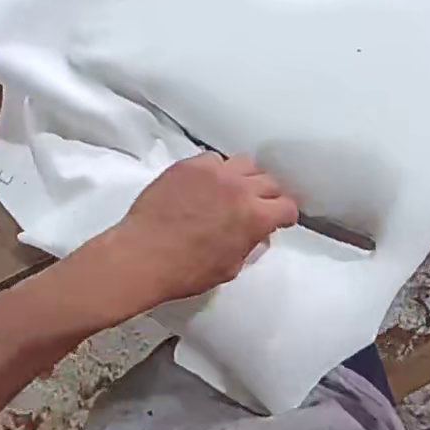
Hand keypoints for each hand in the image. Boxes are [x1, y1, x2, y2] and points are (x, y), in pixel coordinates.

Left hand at [73, 152, 299, 314]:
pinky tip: (208, 184)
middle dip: (268, 195)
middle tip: (259, 206)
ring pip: (244, 163)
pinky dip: (217, 170)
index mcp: (255, 216)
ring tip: (235, 189)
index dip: (286, 215)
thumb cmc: (185, 270)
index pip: (286, 206)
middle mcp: (239, 187)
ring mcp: (213, 172)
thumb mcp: (229, 267)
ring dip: (245, 177)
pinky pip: (213, 159)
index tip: (281, 220)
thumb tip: (256, 236)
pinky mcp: (188, 166)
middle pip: (269, 181)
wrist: (142, 256)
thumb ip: (248, 246)